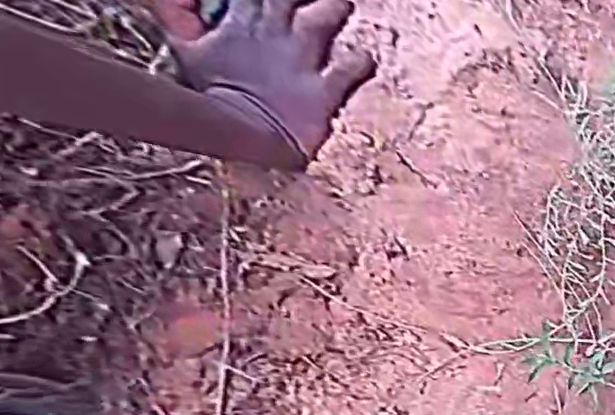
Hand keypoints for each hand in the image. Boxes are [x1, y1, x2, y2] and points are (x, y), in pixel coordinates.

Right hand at [155, 0, 375, 164]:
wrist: (246, 133)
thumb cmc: (219, 94)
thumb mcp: (187, 46)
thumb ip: (178, 13)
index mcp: (241, 22)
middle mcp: (274, 35)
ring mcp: (300, 61)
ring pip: (319, 23)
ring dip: (332, 10)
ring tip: (344, 2)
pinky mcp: (324, 90)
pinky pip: (348, 71)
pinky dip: (360, 62)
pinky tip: (368, 57)